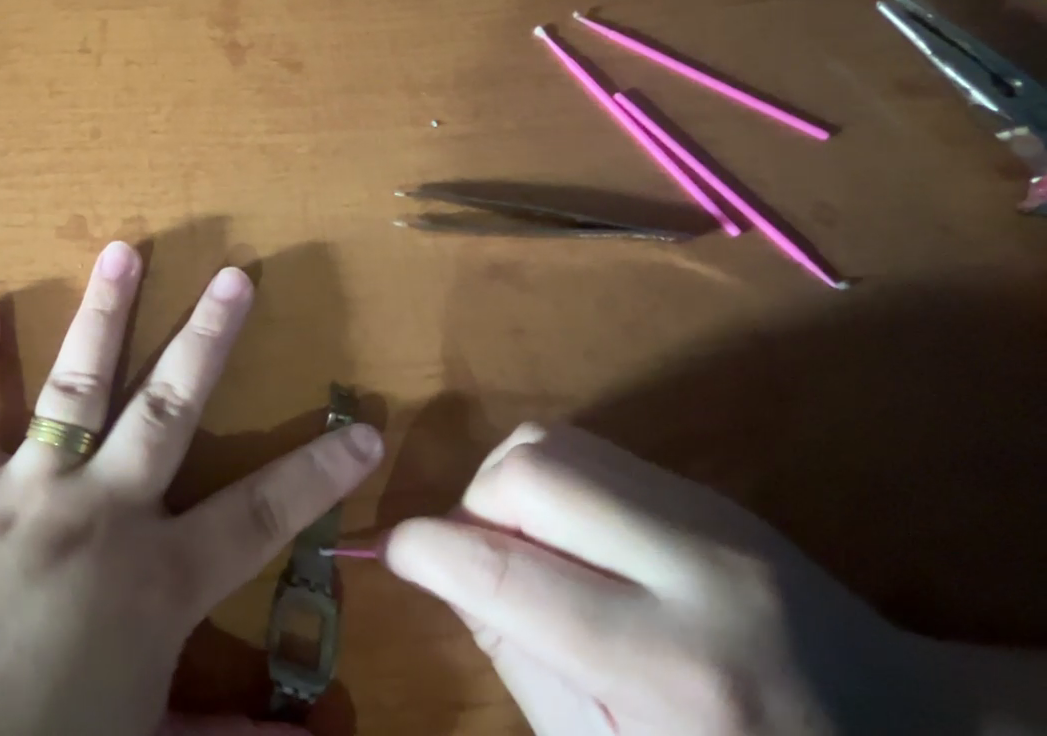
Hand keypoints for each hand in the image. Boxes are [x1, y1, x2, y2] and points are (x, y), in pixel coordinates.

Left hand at [0, 241, 383, 735]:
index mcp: (159, 576)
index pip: (259, 513)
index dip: (316, 472)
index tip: (360, 428)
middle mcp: (104, 512)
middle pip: (168, 409)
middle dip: (206, 340)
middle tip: (234, 277)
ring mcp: (31, 490)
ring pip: (76, 387)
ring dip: (102, 316)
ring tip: (122, 251)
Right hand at [383, 424, 970, 735]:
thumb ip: (521, 663)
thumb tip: (445, 577)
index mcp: (670, 666)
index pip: (503, 573)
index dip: (423, 551)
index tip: (394, 553)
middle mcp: (695, 570)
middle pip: (526, 471)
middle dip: (473, 504)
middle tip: (480, 559)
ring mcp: (714, 517)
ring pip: (549, 441)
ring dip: (506, 484)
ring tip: (527, 546)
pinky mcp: (712, 491)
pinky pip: (587, 448)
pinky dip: (547, 480)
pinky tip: (570, 537)